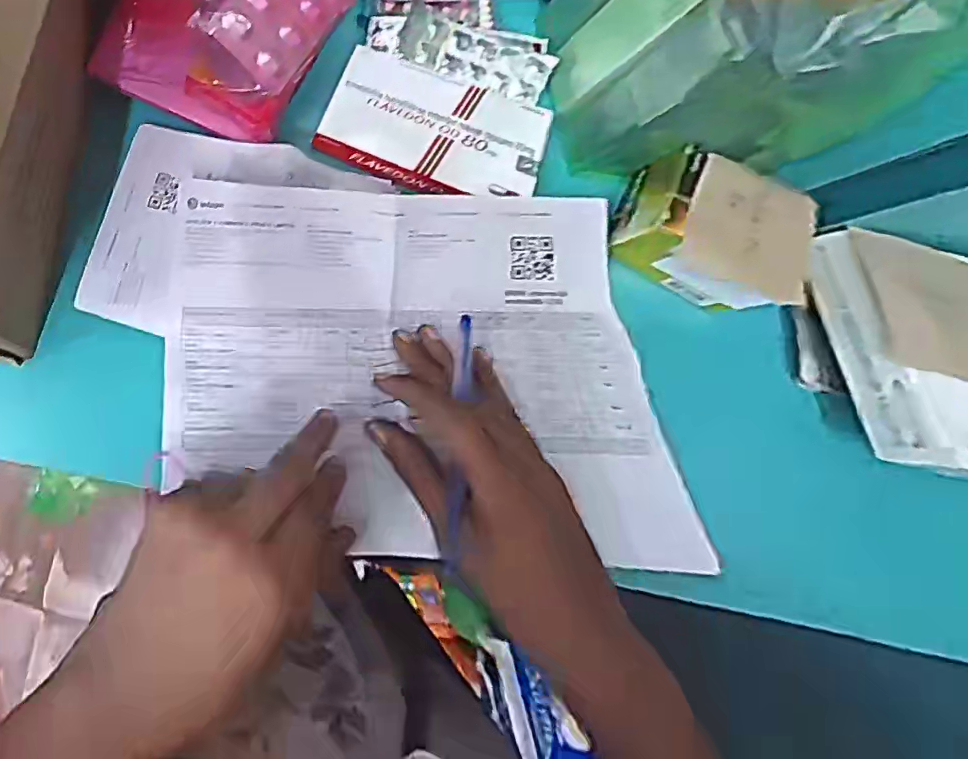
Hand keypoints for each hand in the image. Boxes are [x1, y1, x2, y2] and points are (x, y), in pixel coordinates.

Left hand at [0, 411, 352, 758]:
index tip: (338, 465)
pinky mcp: (165, 508)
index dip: (328, 487)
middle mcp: (237, 538)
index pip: (312, 515)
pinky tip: (215, 522)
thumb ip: (309, 577)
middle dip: (309, 444)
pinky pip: (206, 489)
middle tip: (325, 421)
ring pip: (241, 479)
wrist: (130, 681)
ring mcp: (196, 517)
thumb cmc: (213, 677)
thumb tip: (338, 530)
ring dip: (257, 483)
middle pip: (283, 477)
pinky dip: (218, 498)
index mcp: (273, 581)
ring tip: (258, 502)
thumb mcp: (276, 639)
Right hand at [370, 329, 717, 758]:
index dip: (413, 392)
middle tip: (404, 335)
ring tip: (438, 338)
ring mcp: (535, 461)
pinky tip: (483, 372)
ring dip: (461, 370)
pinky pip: (510, 417)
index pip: (448, 415)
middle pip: (471, 399)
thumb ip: (419, 476)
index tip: (380, 378)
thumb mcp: (455, 537)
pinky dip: (491, 389)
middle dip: (435, 365)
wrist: (587, 632)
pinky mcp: (540, 471)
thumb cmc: (512, 591)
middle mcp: (519, 455)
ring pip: (492, 402)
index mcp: (496, 472)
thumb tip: (382, 429)